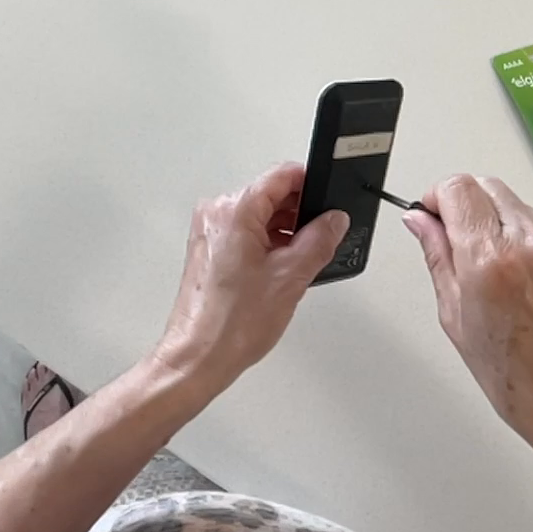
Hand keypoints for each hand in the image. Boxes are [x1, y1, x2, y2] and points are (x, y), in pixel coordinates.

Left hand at [149, 163, 348, 395]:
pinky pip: (245, 230)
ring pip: (259, 213)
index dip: (311, 183)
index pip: (281, 175)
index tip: (329, 198)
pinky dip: (266, 242)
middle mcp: (217, 213)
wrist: (198, 356)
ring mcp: (210, 229)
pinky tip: (280, 267)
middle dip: (299, 213)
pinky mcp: (209, 246)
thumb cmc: (230, 324)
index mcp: (234, 209)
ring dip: (284, 230)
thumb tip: (334, 220)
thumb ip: (319, 240)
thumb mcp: (291, 277)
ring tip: (299, 260)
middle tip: (321, 236)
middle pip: (270, 193)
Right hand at [402, 174, 532, 482]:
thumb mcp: (456, 317)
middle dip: (470, 207)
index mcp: (491, 262)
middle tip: (467, 242)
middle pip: (489, 186)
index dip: (439, 197)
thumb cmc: (519, 380)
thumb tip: (420, 220)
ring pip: (522, 208)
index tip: (436, 213)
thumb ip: (437, 256)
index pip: (457, 188)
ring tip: (510, 276)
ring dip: (506, 227)